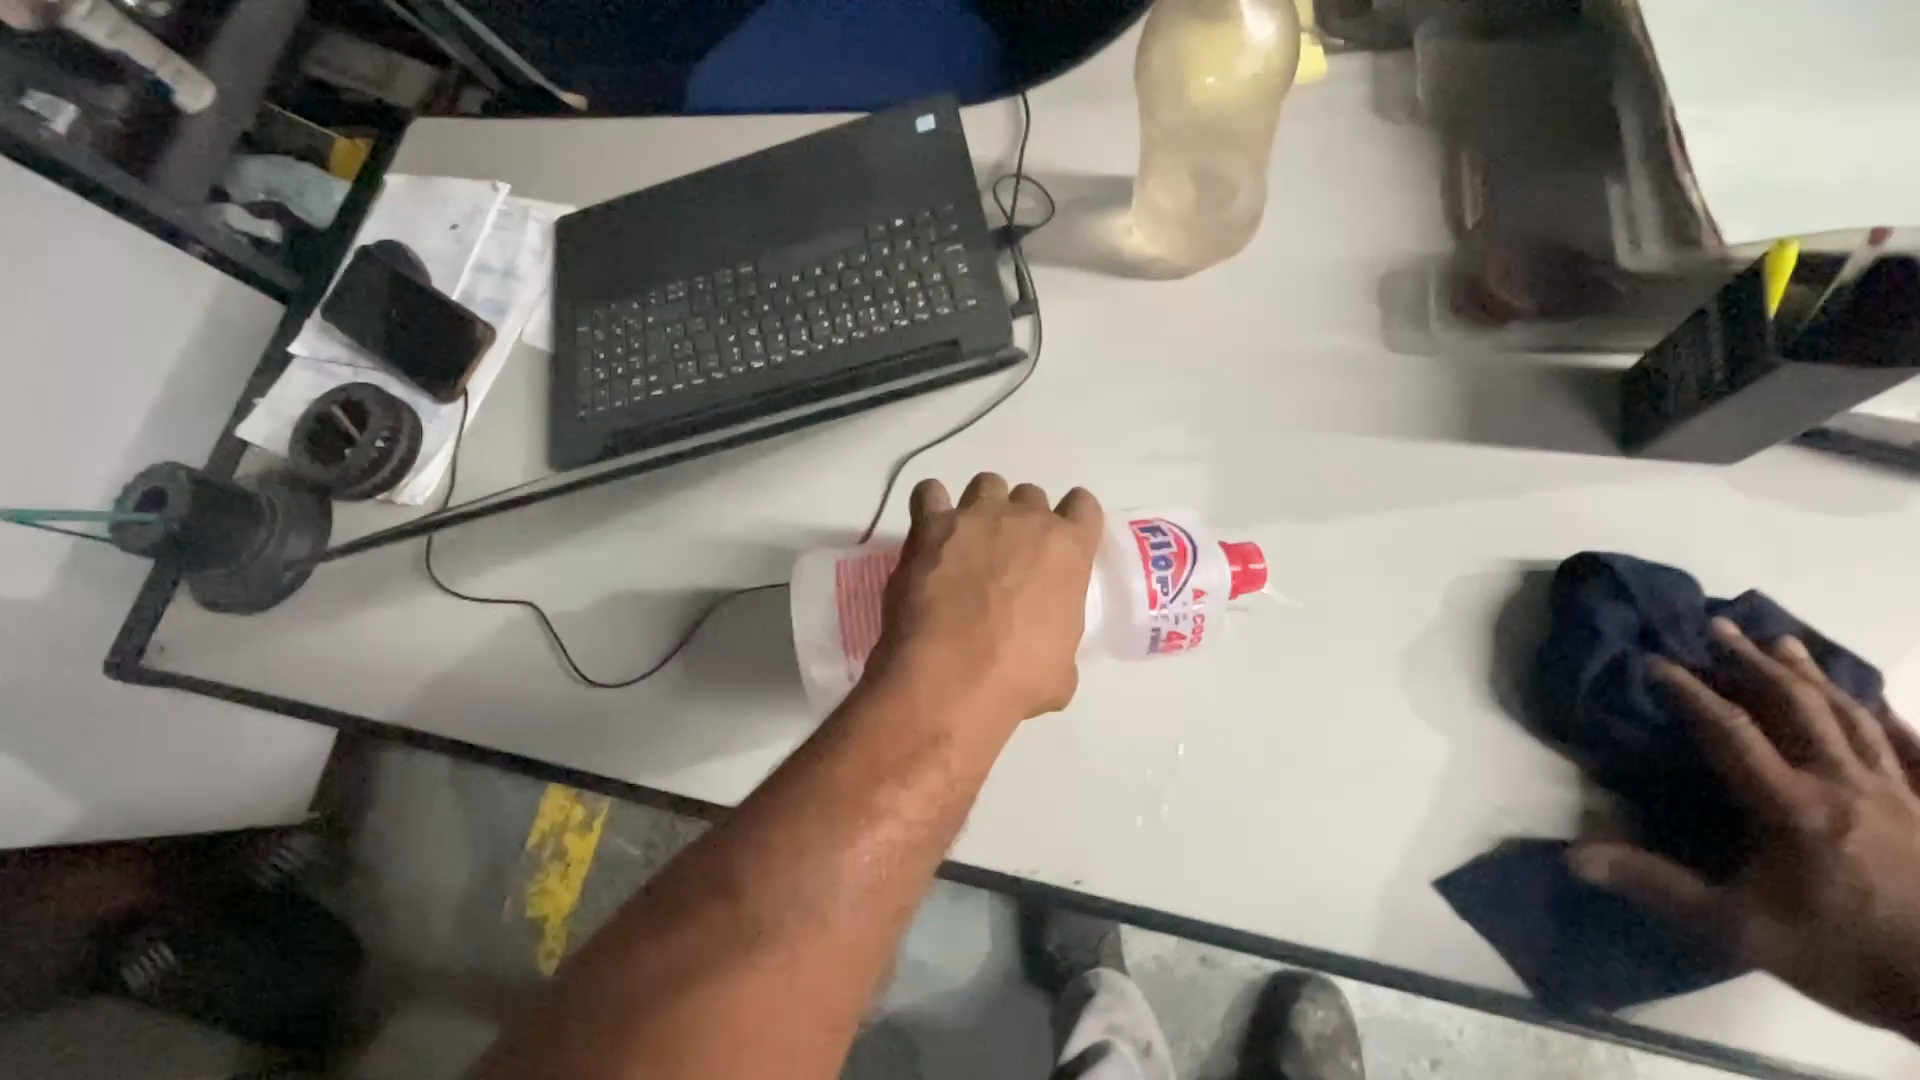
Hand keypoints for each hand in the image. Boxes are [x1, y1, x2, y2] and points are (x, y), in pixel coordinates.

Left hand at [865, 473, 1102, 723]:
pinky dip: (931, 506)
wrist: (950, 677)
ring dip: (982, 507)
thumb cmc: (1017, 680)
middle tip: (1007, 557)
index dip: (1072, 522)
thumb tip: (1048, 654)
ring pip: (987, 485)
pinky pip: (930, 493)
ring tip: (968, 541)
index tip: (1061, 543)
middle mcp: (1025, 520)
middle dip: (1022, 521)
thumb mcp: (1061, 671)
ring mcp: (975, 517)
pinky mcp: (930, 526)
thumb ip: (1059, 642)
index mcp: (1069, 550)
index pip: (1083, 506)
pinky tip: (929, 532)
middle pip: (1031, 496)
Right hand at [1569, 618, 1919, 1035]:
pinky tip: (1874, 696)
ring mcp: (1899, 794)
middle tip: (1719, 627)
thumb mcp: (1739, 929)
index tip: (1655, 661)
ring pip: (1852, 716)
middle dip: (1752, 663)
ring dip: (1812, 674)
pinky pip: (1912, 749)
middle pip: (1796, 707)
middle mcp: (1844, 785)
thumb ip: (1657, 885)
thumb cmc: (1846, 956)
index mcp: (1793, 806)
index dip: (1691, 692)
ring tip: (1782, 640)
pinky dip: (1889, 716)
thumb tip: (1574, 857)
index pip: (1731, 731)